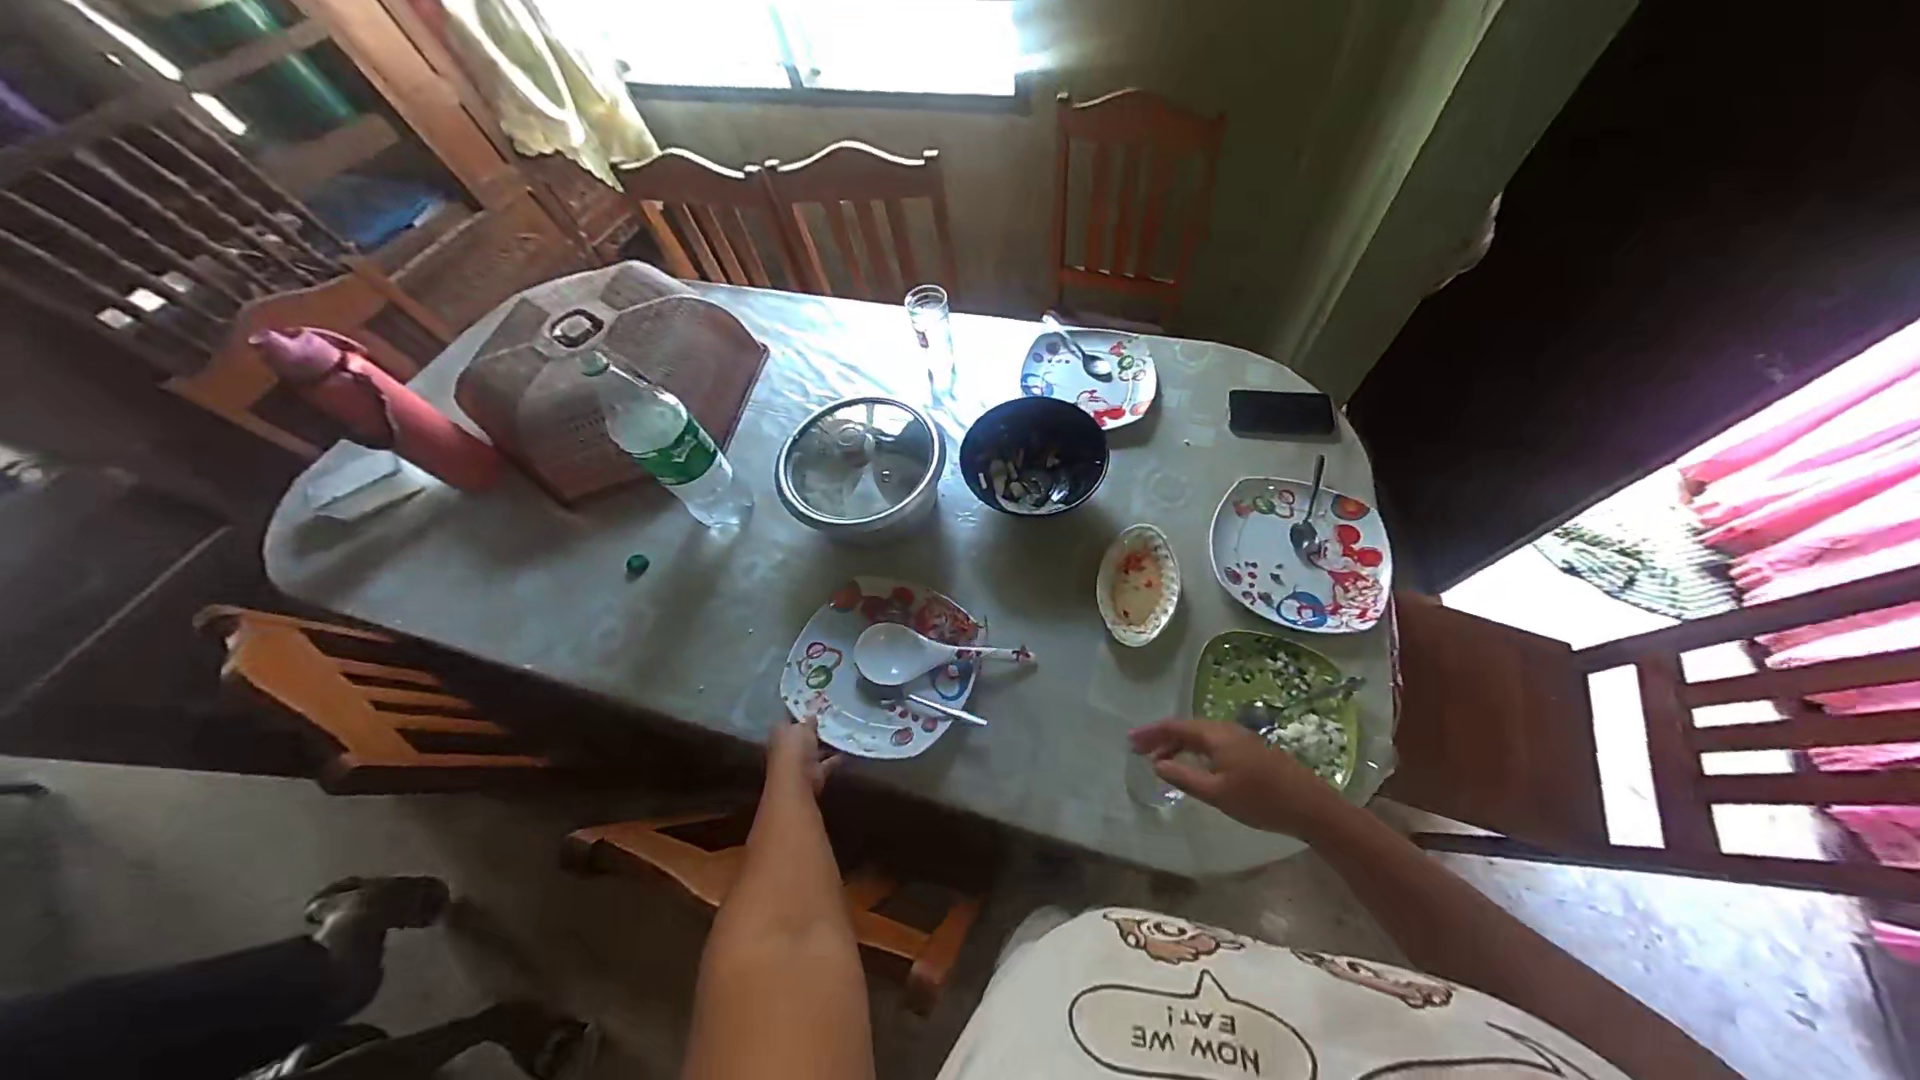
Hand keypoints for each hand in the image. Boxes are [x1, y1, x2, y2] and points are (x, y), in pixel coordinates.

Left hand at [767, 715, 840, 796]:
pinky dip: (835, 759)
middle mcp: (788, 749)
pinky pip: (826, 763)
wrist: (797, 780)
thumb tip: (812, 715)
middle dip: (815, 731)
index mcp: (780, 734)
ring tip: (843, 732)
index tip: (815, 709)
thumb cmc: (795, 748)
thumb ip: (809, 721)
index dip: (800, 715)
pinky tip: (847, 750)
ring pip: (815, 751)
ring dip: (827, 745)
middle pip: (802, 737)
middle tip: (832, 719)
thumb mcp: (803, 728)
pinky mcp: (813, 774)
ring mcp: (800, 763)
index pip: (789, 721)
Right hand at [1129, 717, 1352, 837]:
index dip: (1151, 733)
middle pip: (1187, 728)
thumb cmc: (1261, 800)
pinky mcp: (1252, 750)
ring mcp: (1242, 738)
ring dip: (1178, 745)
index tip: (1130, 741)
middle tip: (1140, 750)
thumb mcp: (1216, 793)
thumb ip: (1184, 777)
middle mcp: (1226, 730)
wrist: (1311, 807)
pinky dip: (1195, 749)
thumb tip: (1157, 764)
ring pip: (1201, 735)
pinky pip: (1213, 742)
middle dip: (1161, 737)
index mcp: (1215, 735)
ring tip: (1161, 760)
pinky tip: (1194, 764)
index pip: (1175, 727)